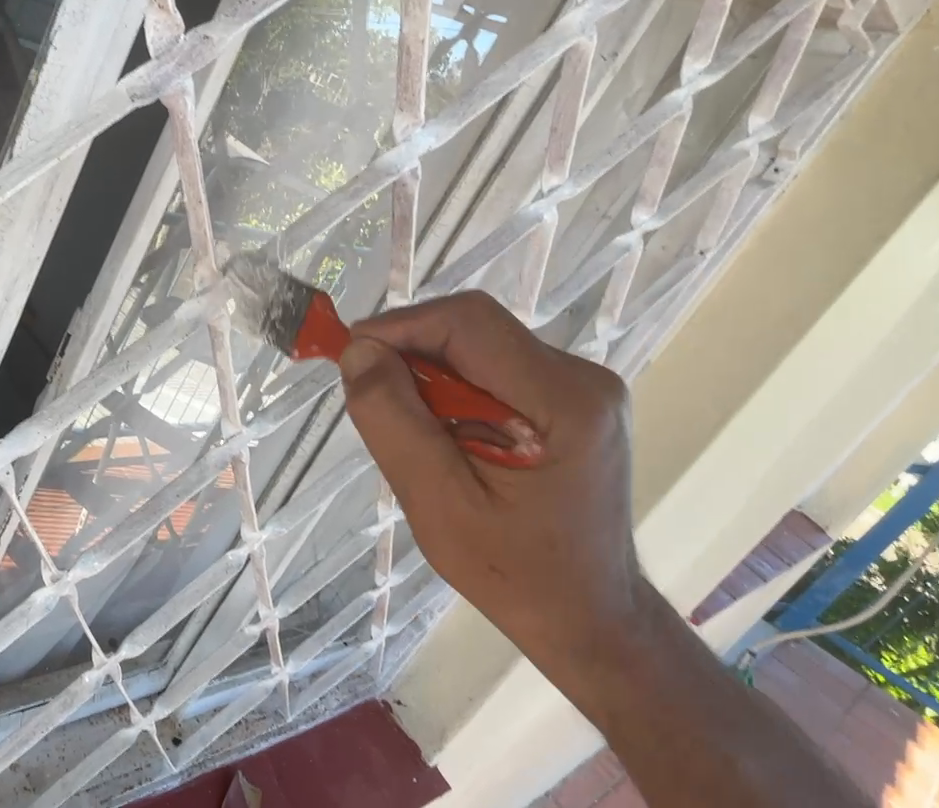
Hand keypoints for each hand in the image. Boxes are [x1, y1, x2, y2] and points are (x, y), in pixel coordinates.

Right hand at [337, 292, 650, 667]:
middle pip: (471, 329)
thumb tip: (358, 352)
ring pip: (476, 346)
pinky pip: (489, 367)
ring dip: (427, 376)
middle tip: (374, 403)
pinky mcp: (568, 399)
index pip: (467, 323)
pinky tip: (443, 436)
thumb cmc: (514, 572)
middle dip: (409, 354)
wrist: (588, 615)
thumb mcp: (439, 504)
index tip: (350, 360)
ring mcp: (580, 387)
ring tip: (413, 434)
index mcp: (564, 401)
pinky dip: (448, 390)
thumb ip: (395, 422)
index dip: (398, 328)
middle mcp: (581, 378)